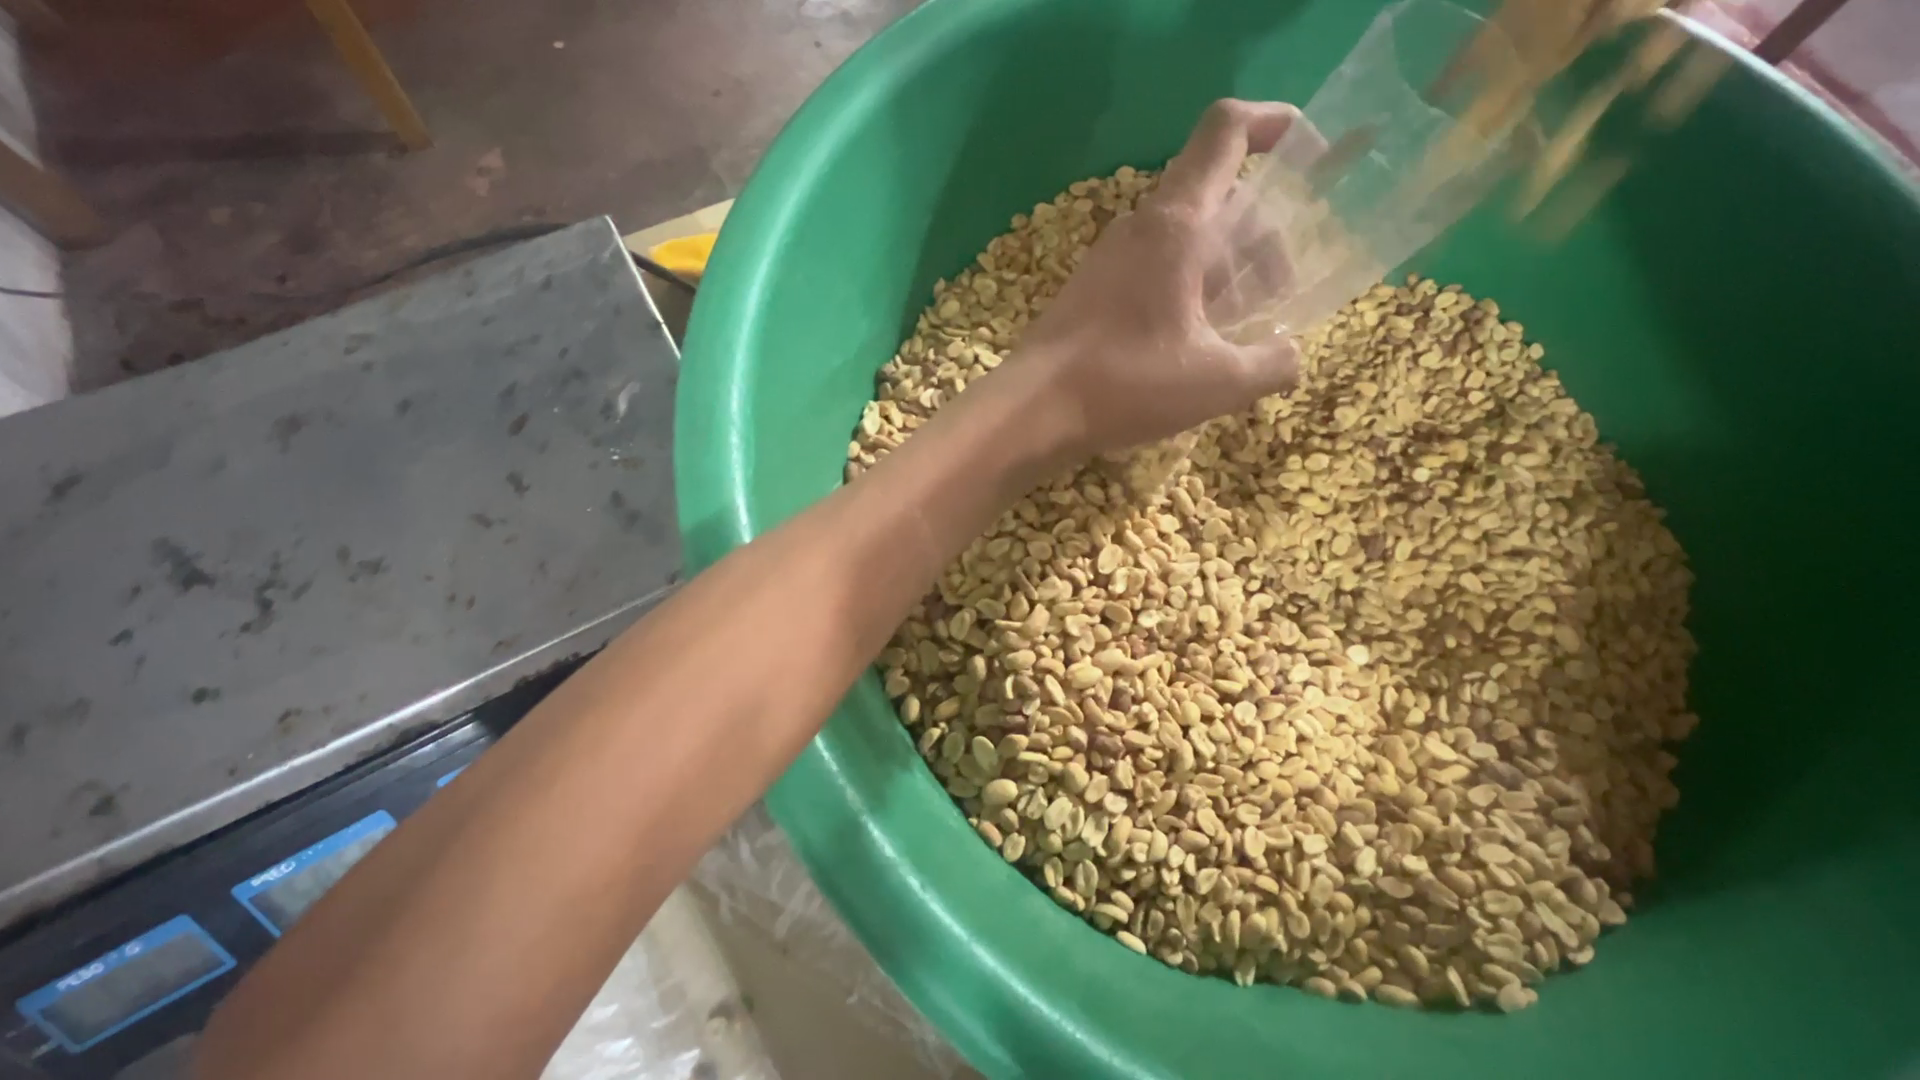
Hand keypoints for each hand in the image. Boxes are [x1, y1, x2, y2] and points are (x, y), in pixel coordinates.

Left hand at [1017, 99, 1306, 459]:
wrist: (1033, 410)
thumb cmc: (1127, 384)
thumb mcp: (1218, 382)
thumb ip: (1272, 364)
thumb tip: (1292, 355)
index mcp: (1177, 225)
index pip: (1224, 133)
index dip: (1270, 121)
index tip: (1307, 146)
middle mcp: (1142, 226)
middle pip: (1215, 195)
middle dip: (1261, 232)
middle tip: (1283, 288)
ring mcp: (1112, 255)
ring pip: (1185, 235)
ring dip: (1226, 264)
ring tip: (1247, 320)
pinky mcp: (1094, 286)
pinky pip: (1156, 264)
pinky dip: (1189, 283)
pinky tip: (1198, 336)